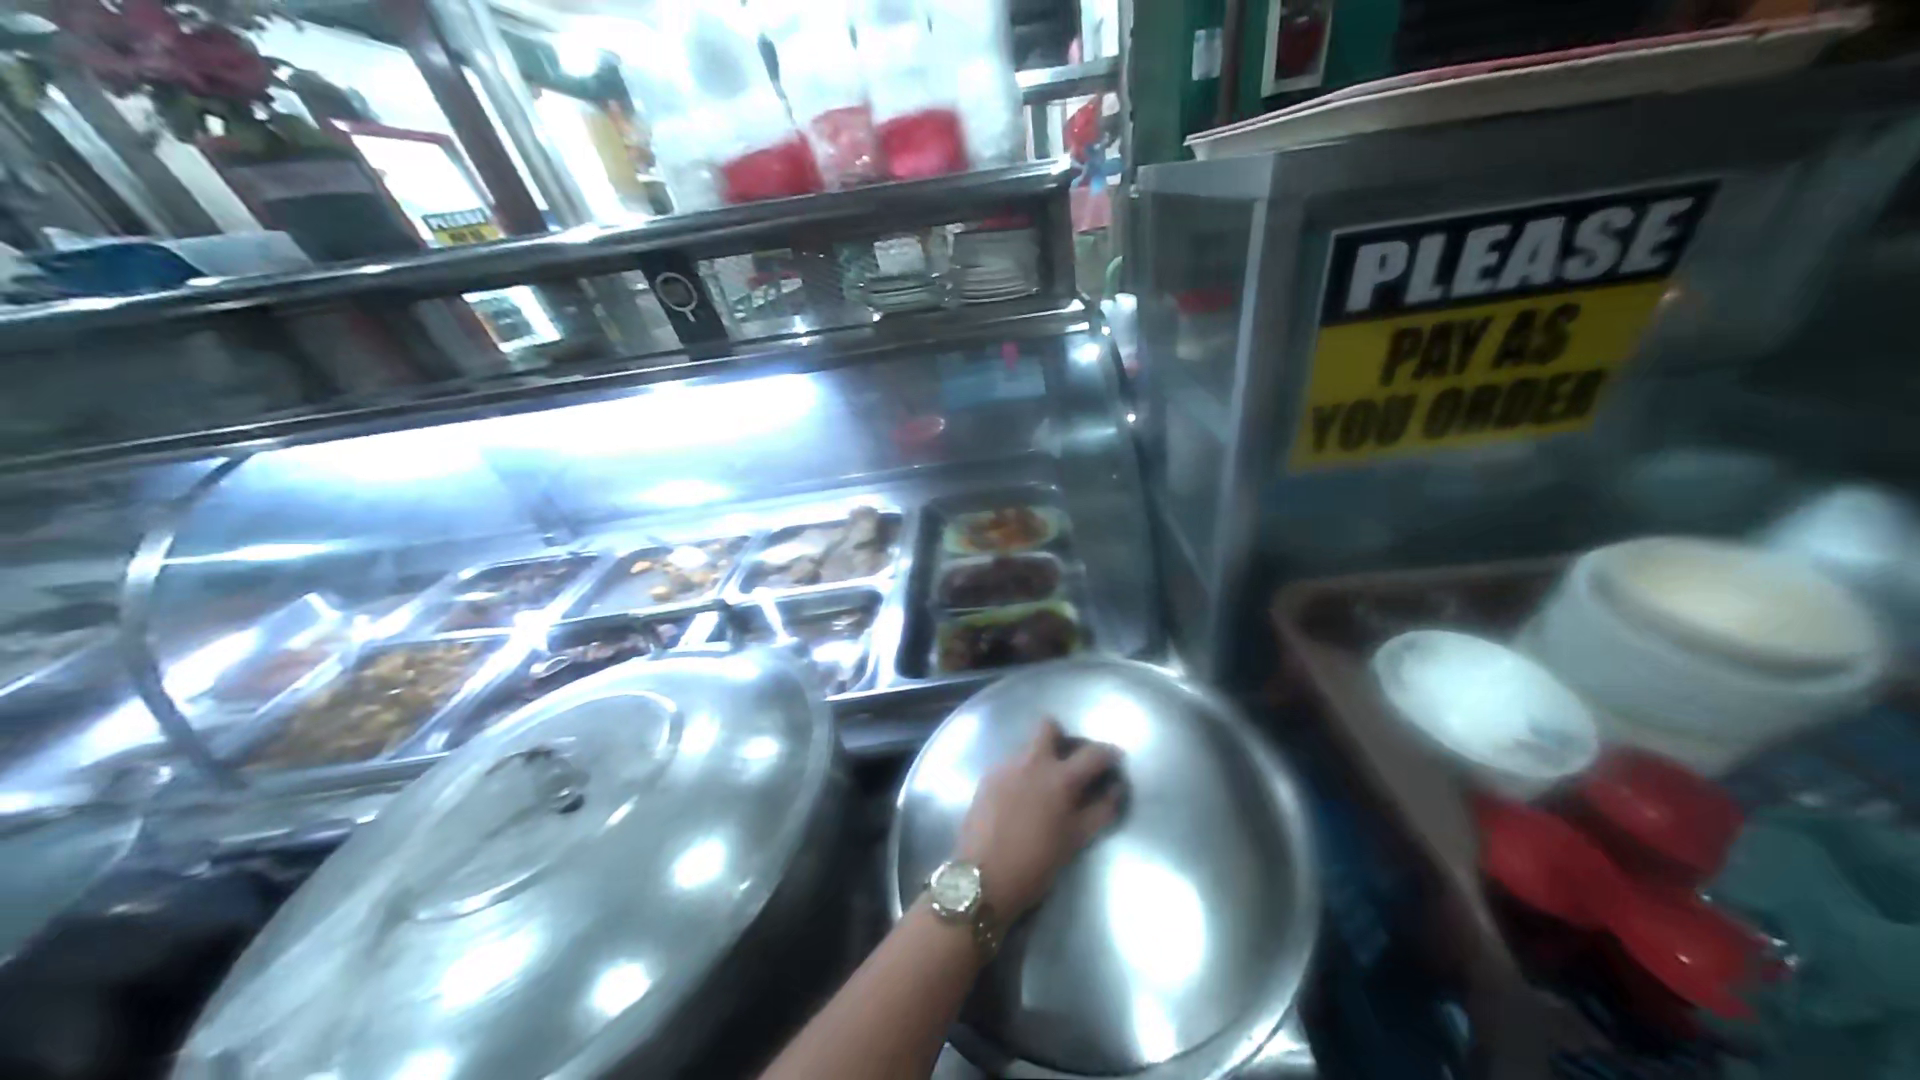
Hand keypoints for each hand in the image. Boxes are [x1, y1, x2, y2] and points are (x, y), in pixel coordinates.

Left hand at [954, 718, 1124, 919]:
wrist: (982, 877)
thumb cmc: (1035, 864)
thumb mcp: (1076, 840)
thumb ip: (1101, 810)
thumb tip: (1116, 789)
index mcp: (1060, 778)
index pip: (1093, 752)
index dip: (1109, 753)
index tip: (1114, 760)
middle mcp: (1032, 762)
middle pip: (1048, 726)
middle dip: (1061, 737)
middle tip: (1068, 764)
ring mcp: (1005, 767)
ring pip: (1027, 747)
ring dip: (1039, 759)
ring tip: (1042, 789)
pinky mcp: (986, 777)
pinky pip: (1009, 764)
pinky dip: (1020, 774)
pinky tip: (1019, 800)